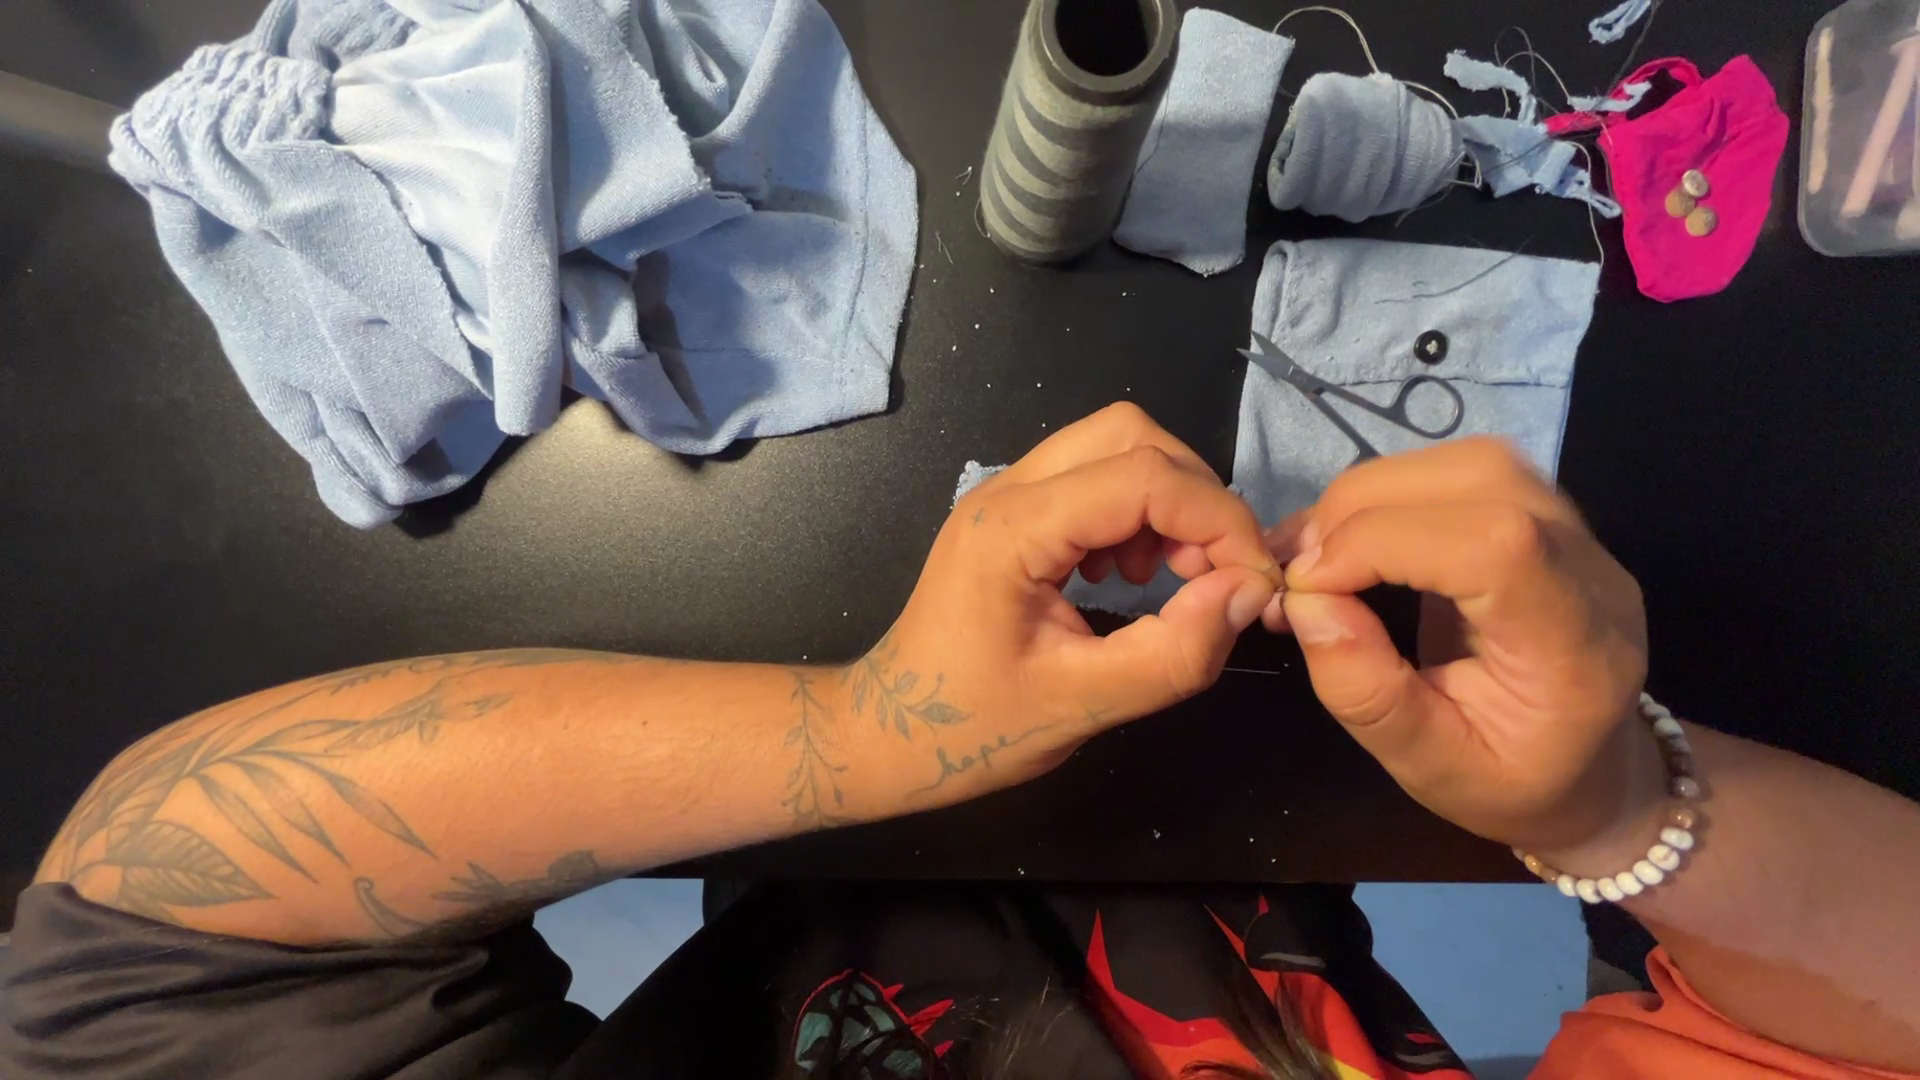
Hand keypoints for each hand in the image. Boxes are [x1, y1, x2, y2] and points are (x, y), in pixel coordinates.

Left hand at [850, 403, 1280, 805]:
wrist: (890, 731)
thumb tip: (1248, 592)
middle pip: (1127, 434)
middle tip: (1208, 573)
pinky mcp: (1010, 515)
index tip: (1253, 584)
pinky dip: (1131, 513)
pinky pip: (1089, 478)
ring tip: (1165, 577)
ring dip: (1162, 502)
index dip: (1219, 520)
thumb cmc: (971, 726)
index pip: (1142, 477)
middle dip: (1192, 495)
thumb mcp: (1081, 704)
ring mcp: (1003, 496)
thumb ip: (1175, 652)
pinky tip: (1123, 574)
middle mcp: (1005, 491)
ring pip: (1111, 446)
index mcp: (1012, 530)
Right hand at [1269, 439, 1661, 855]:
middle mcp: (1586, 568)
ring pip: (1460, 462)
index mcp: (1574, 646)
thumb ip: (1364, 692)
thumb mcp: (1424, 766)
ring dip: (1366, 496)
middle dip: (1359, 512)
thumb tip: (1304, 600)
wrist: (1587, 770)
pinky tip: (1350, 540)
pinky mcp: (1536, 516)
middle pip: (1475, 479)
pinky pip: (1452, 472)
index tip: (1308, 588)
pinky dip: (1382, 494)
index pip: (1493, 545)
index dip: (1381, 544)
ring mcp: (1570, 532)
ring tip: (1324, 555)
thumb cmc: (1508, 780)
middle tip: (1304, 572)